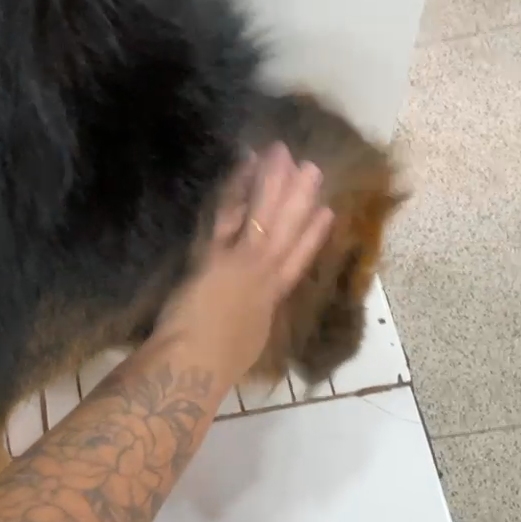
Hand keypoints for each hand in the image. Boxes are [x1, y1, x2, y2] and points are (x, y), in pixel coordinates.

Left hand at [151, 144, 334, 381]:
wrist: (195, 365)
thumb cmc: (212, 368)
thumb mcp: (242, 350)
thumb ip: (246, 330)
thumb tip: (245, 326)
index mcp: (268, 306)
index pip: (294, 265)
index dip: (310, 239)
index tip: (325, 214)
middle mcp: (262, 280)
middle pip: (286, 234)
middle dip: (300, 201)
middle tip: (313, 169)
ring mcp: (242, 265)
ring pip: (264, 218)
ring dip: (276, 183)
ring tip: (285, 153)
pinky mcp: (218, 256)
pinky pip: (230, 214)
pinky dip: (238, 187)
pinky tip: (246, 164)